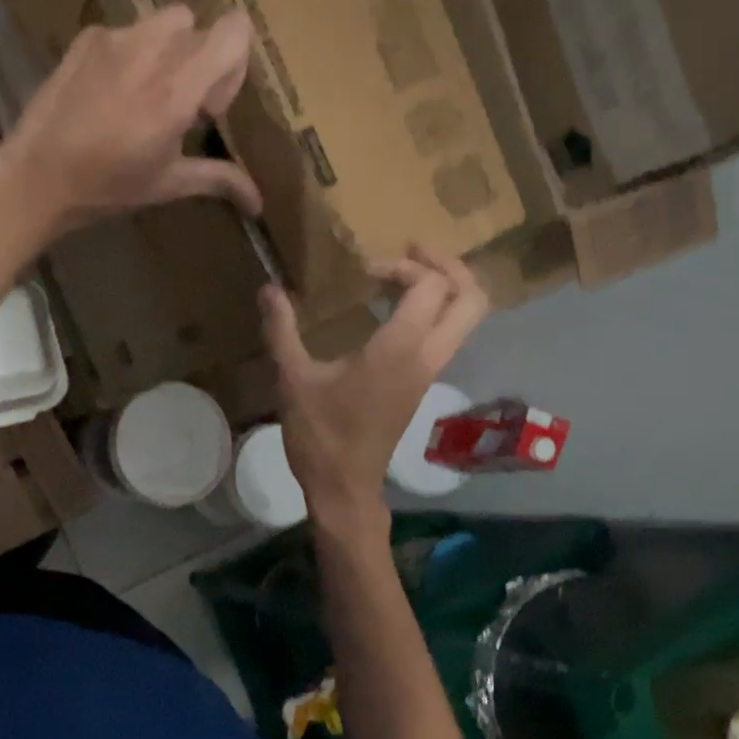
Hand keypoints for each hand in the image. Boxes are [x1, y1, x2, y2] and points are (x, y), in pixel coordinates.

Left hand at [0, 6, 261, 235]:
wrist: (37, 178)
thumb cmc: (106, 188)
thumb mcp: (166, 184)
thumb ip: (217, 179)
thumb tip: (258, 202)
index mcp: (177, 88)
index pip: (235, 32)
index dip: (231, 67)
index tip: (207, 108)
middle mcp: (151, 51)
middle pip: (199, 29)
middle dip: (197, 64)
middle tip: (174, 108)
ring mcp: (115, 39)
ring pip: (163, 24)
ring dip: (166, 54)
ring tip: (142, 98)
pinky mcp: (87, 39)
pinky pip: (126, 32)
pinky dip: (129, 56)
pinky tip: (108, 96)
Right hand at [263, 246, 489, 534]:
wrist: (343, 486)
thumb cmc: (320, 435)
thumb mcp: (293, 379)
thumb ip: (282, 330)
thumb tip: (268, 289)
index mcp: (399, 349)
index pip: (429, 285)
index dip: (402, 265)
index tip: (363, 271)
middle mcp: (426, 357)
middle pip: (471, 298)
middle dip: (449, 266)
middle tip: (412, 252)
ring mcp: (429, 373)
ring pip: (467, 318)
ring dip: (447, 288)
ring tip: (406, 276)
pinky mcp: (421, 386)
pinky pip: (448, 336)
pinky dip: (436, 312)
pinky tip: (395, 313)